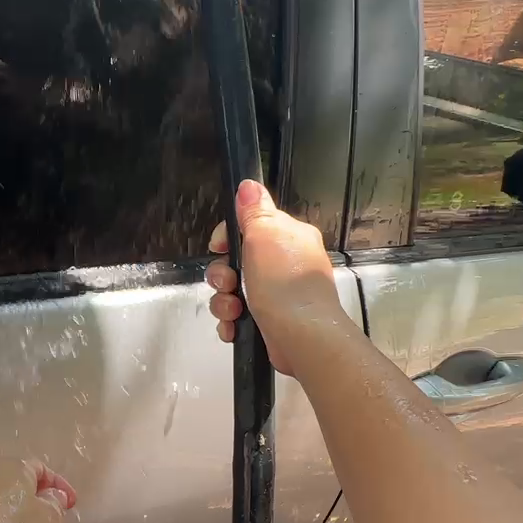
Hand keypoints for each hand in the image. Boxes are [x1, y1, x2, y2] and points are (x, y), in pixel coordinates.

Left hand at [0, 460, 75, 522]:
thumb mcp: (48, 522)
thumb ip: (55, 506)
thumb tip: (52, 496)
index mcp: (12, 467)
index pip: (41, 468)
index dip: (59, 486)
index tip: (71, 505)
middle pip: (19, 484)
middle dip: (38, 502)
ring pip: (2, 504)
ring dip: (19, 519)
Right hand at [207, 179, 354, 378]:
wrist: (302, 338)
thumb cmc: (285, 285)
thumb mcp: (266, 237)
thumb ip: (254, 210)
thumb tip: (248, 184)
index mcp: (288, 238)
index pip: (248, 225)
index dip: (228, 237)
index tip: (221, 248)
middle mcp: (283, 263)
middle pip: (234, 260)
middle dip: (221, 275)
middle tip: (229, 284)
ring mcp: (275, 293)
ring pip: (230, 289)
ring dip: (223, 301)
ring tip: (234, 311)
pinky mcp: (267, 318)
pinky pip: (235, 313)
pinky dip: (230, 321)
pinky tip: (235, 326)